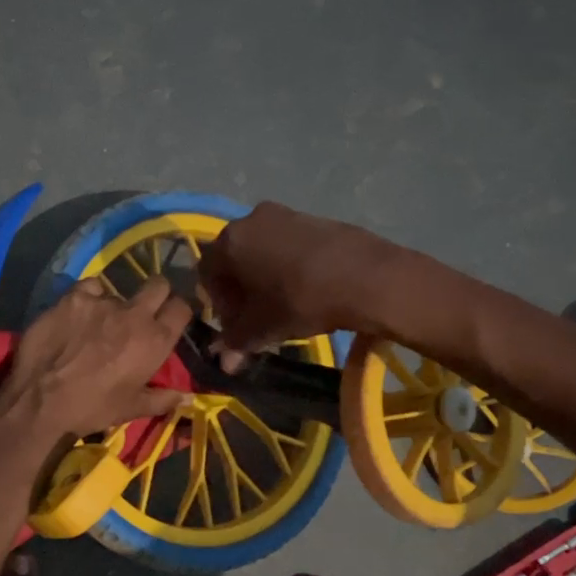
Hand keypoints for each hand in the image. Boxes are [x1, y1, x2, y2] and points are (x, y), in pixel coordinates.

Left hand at [0, 275, 192, 438]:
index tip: (168, 319)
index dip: (177, 311)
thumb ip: (162, 398)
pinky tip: (77, 314)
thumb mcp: (131, 409)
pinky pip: (89, 288)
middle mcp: (134, 314)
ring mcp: (103, 301)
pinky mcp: (73, 296)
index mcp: (154, 340)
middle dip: (155, 294)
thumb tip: (189, 397)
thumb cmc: (93, 408)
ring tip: (96, 325)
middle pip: (158, 285)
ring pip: (117, 291)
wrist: (42, 400)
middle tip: (142, 310)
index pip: (182, 308)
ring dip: (113, 305)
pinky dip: (87, 298)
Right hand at [199, 201, 401, 368]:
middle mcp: (250, 219)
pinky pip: (286, 243)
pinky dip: (286, 265)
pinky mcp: (313, 217)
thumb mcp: (262, 328)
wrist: (368, 278)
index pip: (206, 274)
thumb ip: (236, 343)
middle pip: (232, 259)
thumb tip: (223, 363)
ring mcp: (284, 213)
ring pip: (260, 250)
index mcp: (229, 242)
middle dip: (239, 290)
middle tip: (256, 317)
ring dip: (263, 277)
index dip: (218, 305)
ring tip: (282, 304)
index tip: (236, 326)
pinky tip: (305, 288)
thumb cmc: (300, 301)